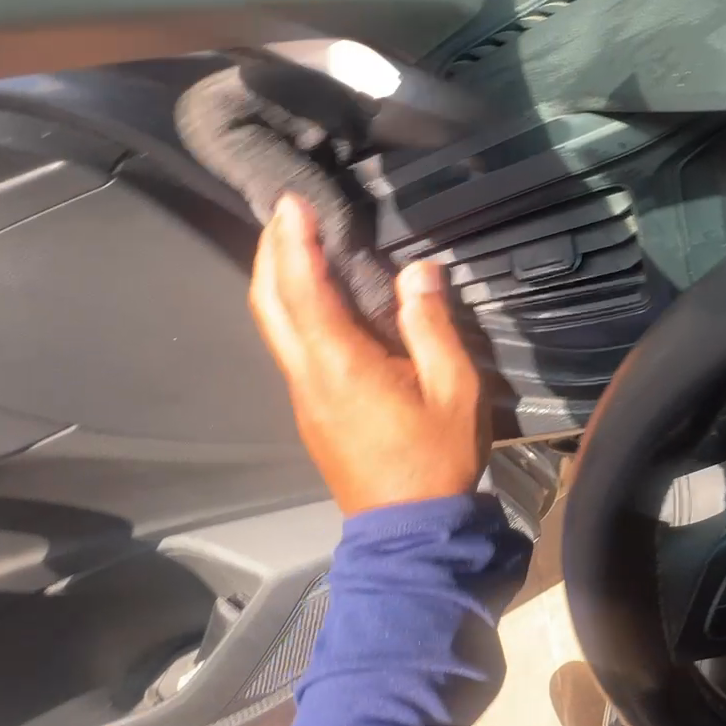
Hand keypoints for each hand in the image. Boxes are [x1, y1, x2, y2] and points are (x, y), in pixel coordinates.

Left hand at [249, 195, 488, 515]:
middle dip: (270, 252)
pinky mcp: (312, 406)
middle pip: (270, 304)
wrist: (408, 522)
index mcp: (343, 365)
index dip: (295, 243)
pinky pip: (290, 342)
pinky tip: (312, 295)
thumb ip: (432, 326)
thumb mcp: (454, 386)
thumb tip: (419, 272)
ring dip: (275, 276)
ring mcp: (304, 393)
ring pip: (273, 324)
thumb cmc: (438, 453)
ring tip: (291, 241)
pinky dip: (290, 305)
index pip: (307, 291)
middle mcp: (309, 374)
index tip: (292, 203)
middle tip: (283, 212)